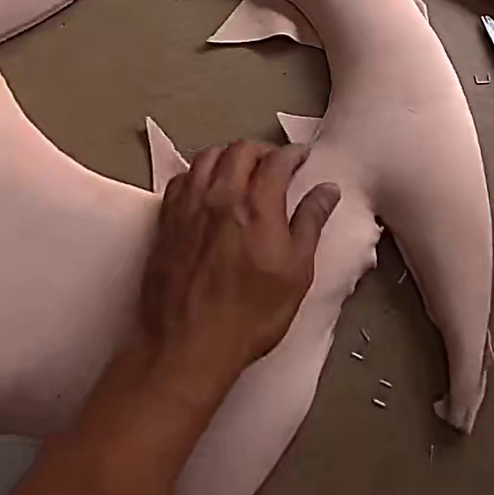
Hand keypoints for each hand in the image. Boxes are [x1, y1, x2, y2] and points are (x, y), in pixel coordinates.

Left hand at [138, 141, 340, 388]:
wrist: (187, 344)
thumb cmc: (249, 316)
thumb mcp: (296, 273)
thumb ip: (311, 223)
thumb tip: (327, 191)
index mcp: (257, 208)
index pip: (277, 161)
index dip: (293, 154)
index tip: (301, 158)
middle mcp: (220, 197)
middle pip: (240, 150)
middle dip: (262, 150)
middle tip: (275, 164)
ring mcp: (189, 207)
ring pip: (207, 156)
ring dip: (229, 155)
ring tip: (241, 170)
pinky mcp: (166, 220)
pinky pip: (182, 178)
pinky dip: (199, 172)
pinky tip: (207, 187)